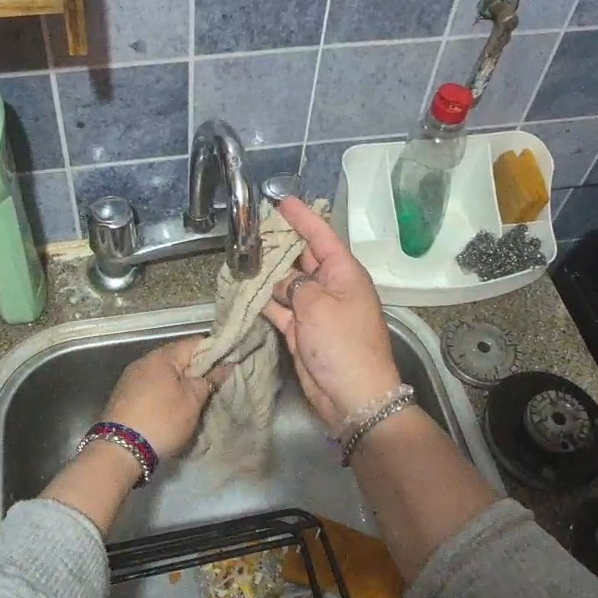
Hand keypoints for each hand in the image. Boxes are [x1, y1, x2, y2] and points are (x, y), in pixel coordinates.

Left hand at [99, 338, 219, 460]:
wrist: (119, 450)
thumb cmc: (162, 420)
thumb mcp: (192, 401)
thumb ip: (209, 379)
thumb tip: (225, 364)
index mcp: (161, 356)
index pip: (194, 343)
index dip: (215, 351)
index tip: (229, 365)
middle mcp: (143, 361)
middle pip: (178, 358)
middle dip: (198, 370)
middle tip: (216, 386)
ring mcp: (131, 379)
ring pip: (164, 374)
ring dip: (181, 383)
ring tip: (197, 399)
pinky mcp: (124, 396)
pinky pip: (152, 387)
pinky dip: (166, 393)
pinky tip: (173, 408)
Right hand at [261, 197, 403, 438]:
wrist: (354, 397)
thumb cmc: (344, 345)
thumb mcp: (318, 306)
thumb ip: (295, 285)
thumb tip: (281, 281)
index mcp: (344, 273)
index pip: (321, 235)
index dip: (303, 217)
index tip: (283, 201)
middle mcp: (331, 286)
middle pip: (302, 257)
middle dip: (280, 243)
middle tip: (253, 228)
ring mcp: (316, 309)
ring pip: (287, 282)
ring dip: (268, 272)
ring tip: (243, 255)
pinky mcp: (302, 330)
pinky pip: (280, 307)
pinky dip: (265, 299)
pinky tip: (246, 289)